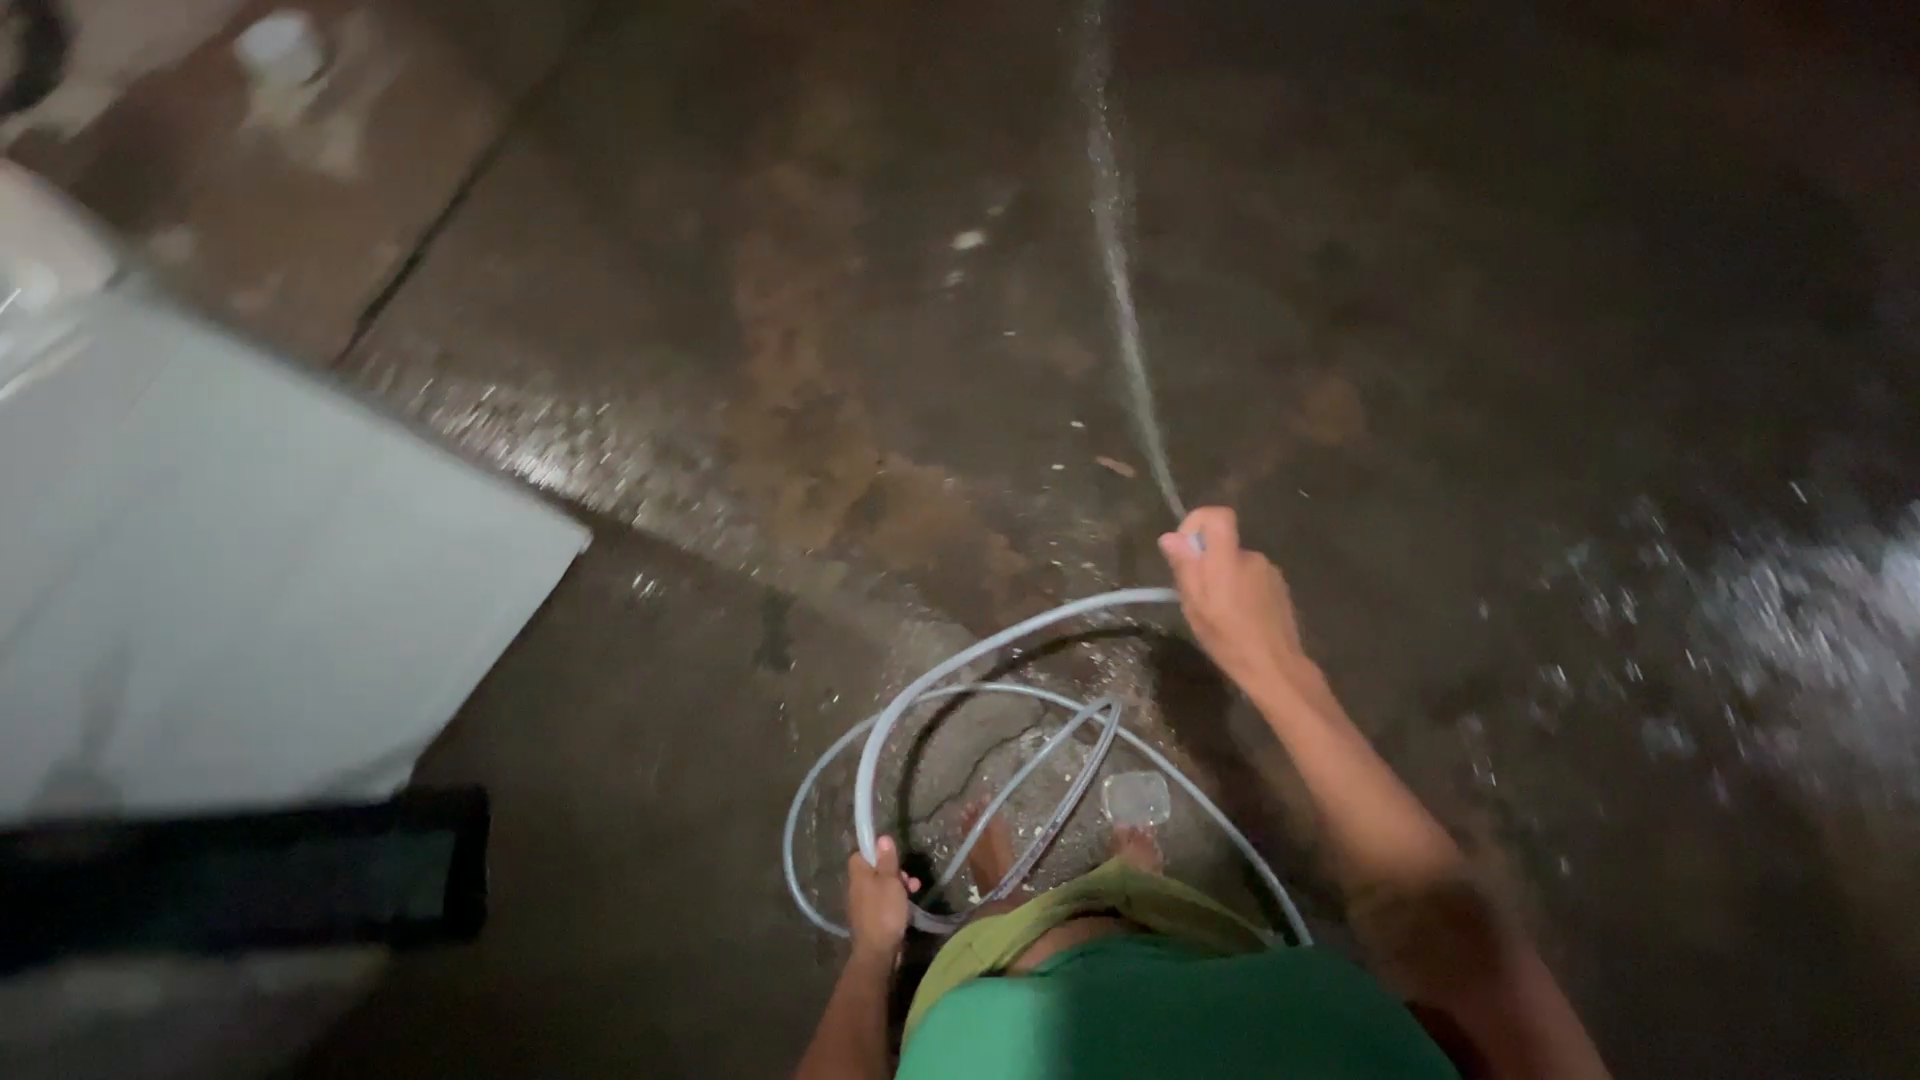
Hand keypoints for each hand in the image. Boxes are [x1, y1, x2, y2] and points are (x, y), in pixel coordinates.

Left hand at [847, 836, 919, 961]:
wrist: (878, 951)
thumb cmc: (884, 911)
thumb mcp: (890, 880)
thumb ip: (887, 859)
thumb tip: (881, 838)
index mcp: (859, 875)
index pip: (861, 854)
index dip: (875, 852)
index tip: (891, 855)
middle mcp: (858, 888)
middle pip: (875, 870)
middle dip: (894, 870)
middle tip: (906, 876)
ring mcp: (864, 905)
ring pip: (882, 886)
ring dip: (899, 885)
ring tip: (914, 889)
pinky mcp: (873, 919)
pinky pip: (885, 902)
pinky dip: (896, 900)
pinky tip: (909, 904)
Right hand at [1158, 506, 1306, 691]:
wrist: (1274, 666)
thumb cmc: (1228, 638)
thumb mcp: (1195, 606)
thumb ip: (1185, 567)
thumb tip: (1170, 537)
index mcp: (1228, 559)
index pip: (1217, 516)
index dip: (1198, 522)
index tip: (1186, 549)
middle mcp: (1252, 558)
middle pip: (1223, 544)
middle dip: (1206, 563)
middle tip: (1196, 597)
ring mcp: (1270, 572)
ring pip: (1236, 565)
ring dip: (1224, 580)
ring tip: (1218, 613)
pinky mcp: (1280, 588)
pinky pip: (1252, 579)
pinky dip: (1241, 591)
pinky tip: (1239, 618)